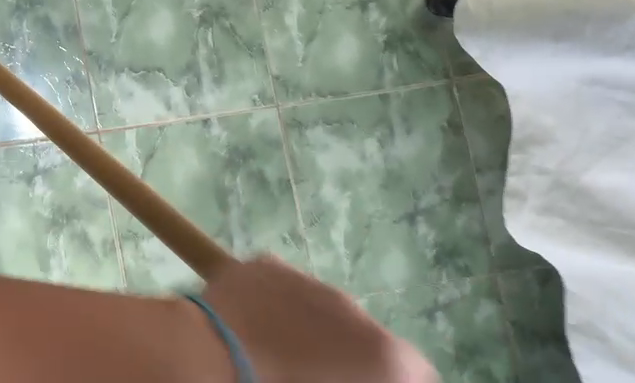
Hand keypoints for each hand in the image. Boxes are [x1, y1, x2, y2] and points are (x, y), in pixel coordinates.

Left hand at [198, 256, 437, 382]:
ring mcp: (309, 280)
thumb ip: (364, 374)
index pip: (417, 371)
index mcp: (388, 356)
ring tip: (282, 346)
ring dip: (313, 324)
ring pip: (323, 306)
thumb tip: (349, 370)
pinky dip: (276, 299)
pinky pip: (282, 284)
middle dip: (349, 353)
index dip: (394, 380)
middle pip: (366, 335)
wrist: (217, 356)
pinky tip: (255, 318)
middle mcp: (355, 309)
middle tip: (319, 371)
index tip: (365, 382)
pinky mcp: (268, 263)